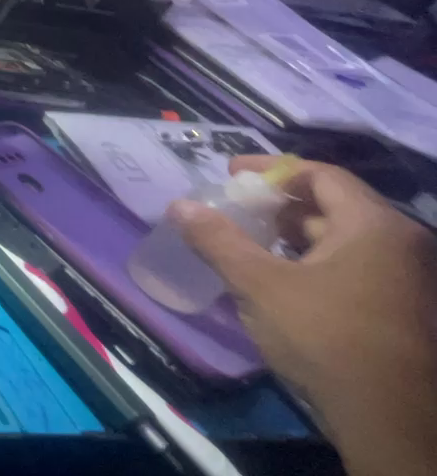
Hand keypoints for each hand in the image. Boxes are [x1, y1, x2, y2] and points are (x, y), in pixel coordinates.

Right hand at [173, 156, 436, 475]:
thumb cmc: (325, 334)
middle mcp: (399, 246)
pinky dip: (310, 258)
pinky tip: (276, 275)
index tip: (229, 174)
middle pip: (333, 204)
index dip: (273, 168)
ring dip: (290, 232)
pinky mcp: (399, 307)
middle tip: (231, 209)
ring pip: (341, 237)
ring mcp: (405, 279)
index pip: (322, 175)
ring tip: (245, 241)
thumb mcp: (256, 282)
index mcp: (374, 229)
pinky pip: (351, 264)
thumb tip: (180, 204)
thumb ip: (216, 238)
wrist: (390, 416)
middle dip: (277, 201)